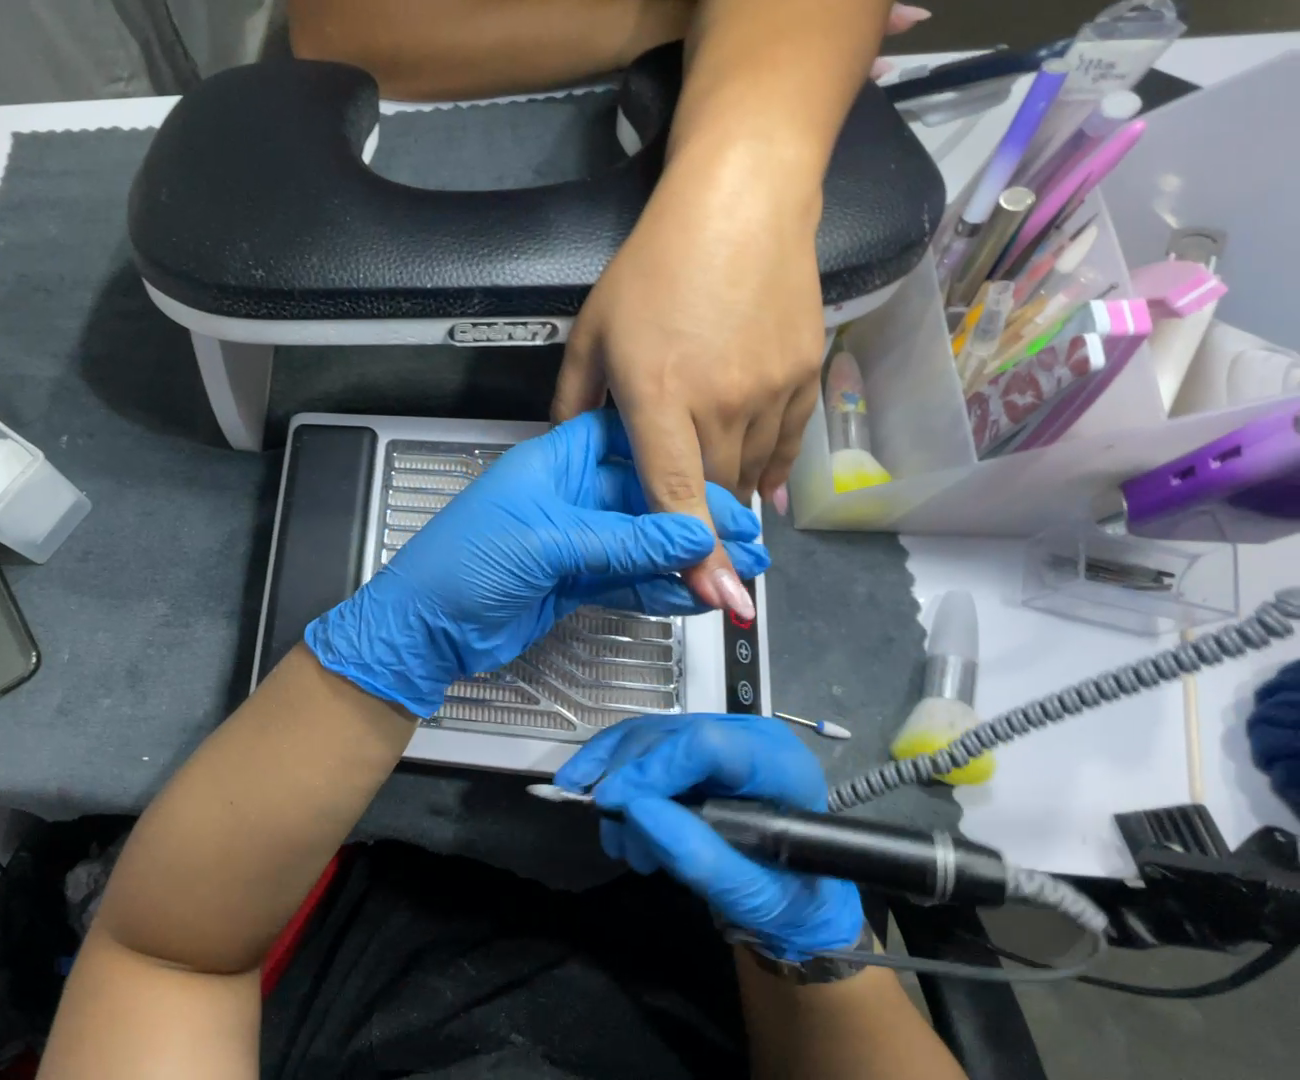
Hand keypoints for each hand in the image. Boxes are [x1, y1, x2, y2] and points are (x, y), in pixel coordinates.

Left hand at [305, 409, 767, 716]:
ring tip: (740, 575)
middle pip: (645, 499)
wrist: (425, 629)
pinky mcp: (573, 582)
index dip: (676, 457)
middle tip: (748, 538)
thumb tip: (693, 536)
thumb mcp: (545, 543)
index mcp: (553, 465)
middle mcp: (567, 497)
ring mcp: (572, 542)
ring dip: (689, 561)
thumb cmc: (461, 565)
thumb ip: (622, 541)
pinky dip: (662, 590)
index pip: (626, 443)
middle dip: (697, 520)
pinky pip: (628, 580)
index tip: (725, 476)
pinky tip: (697, 596)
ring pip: (643, 545)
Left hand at [549, 2, 929, 618]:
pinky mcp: (806, 375)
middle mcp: (720, 403)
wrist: (745, 204)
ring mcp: (771, 390)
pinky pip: (785, 445)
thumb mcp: (591, 334)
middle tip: (691, 555)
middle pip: (714, 492)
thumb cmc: (652, 269)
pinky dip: (768, 472)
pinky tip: (757, 494)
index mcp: (657, 397)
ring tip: (719, 523)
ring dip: (731, 499)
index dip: (688, 552)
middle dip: (703, 528)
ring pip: (751, 472)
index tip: (707, 597)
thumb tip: (565, 447)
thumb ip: (574, 401)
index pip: (672, 493)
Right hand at [553, 713, 864, 960]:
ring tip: (613, 837)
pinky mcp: (686, 742)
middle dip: (625, 780)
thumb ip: (699, 856)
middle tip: (613, 834)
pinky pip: (634, 740)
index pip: (706, 745)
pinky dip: (602, 764)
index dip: (653, 768)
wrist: (794, 896)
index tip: (613, 803)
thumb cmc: (787, 898)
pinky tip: (581, 790)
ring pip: (642, 735)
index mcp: (778, 766)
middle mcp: (744, 735)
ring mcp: (713, 732)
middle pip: (666, 737)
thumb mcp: (753, 895)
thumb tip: (636, 809)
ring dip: (608, 776)